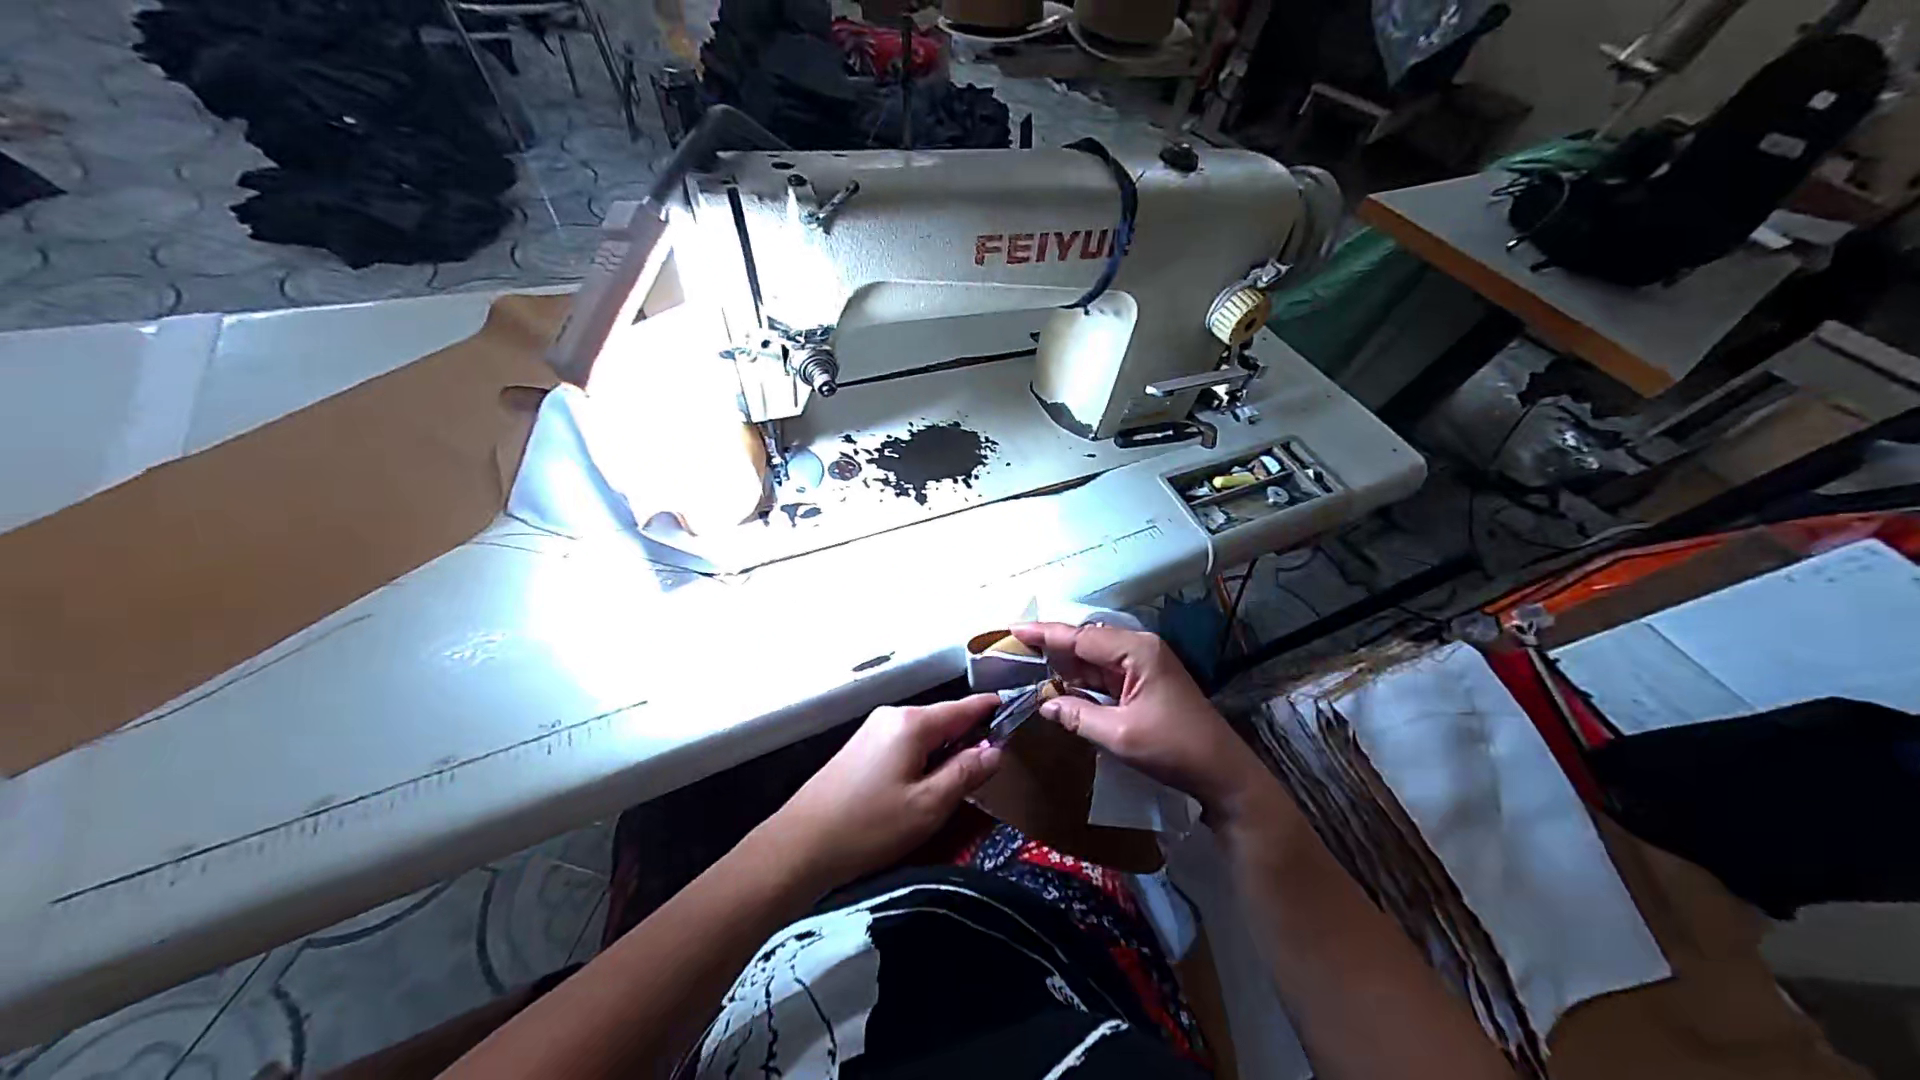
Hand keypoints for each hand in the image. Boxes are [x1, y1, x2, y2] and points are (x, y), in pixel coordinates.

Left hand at [764, 695, 1003, 893]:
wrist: (799, 846)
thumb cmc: (869, 826)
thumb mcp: (928, 805)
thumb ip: (966, 772)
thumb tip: (995, 748)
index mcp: (912, 723)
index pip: (964, 707)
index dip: (991, 710)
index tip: (1016, 711)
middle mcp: (892, 716)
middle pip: (943, 720)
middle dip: (969, 737)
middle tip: (994, 764)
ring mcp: (873, 731)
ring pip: (924, 734)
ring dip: (946, 751)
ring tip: (963, 781)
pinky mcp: (861, 749)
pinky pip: (905, 745)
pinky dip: (924, 758)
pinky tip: (925, 785)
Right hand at [1010, 622, 1280, 823]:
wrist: (1222, 773)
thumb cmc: (1174, 749)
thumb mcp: (1119, 735)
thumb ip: (1077, 715)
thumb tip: (1044, 703)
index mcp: (1137, 651)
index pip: (1080, 637)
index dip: (1045, 634)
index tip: (1014, 630)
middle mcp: (1139, 649)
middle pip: (1085, 642)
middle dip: (1051, 645)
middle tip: (1014, 647)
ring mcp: (1143, 665)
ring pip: (1093, 658)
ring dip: (1063, 663)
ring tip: (1027, 661)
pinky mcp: (1143, 683)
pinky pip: (1104, 674)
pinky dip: (1080, 679)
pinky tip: (1057, 682)